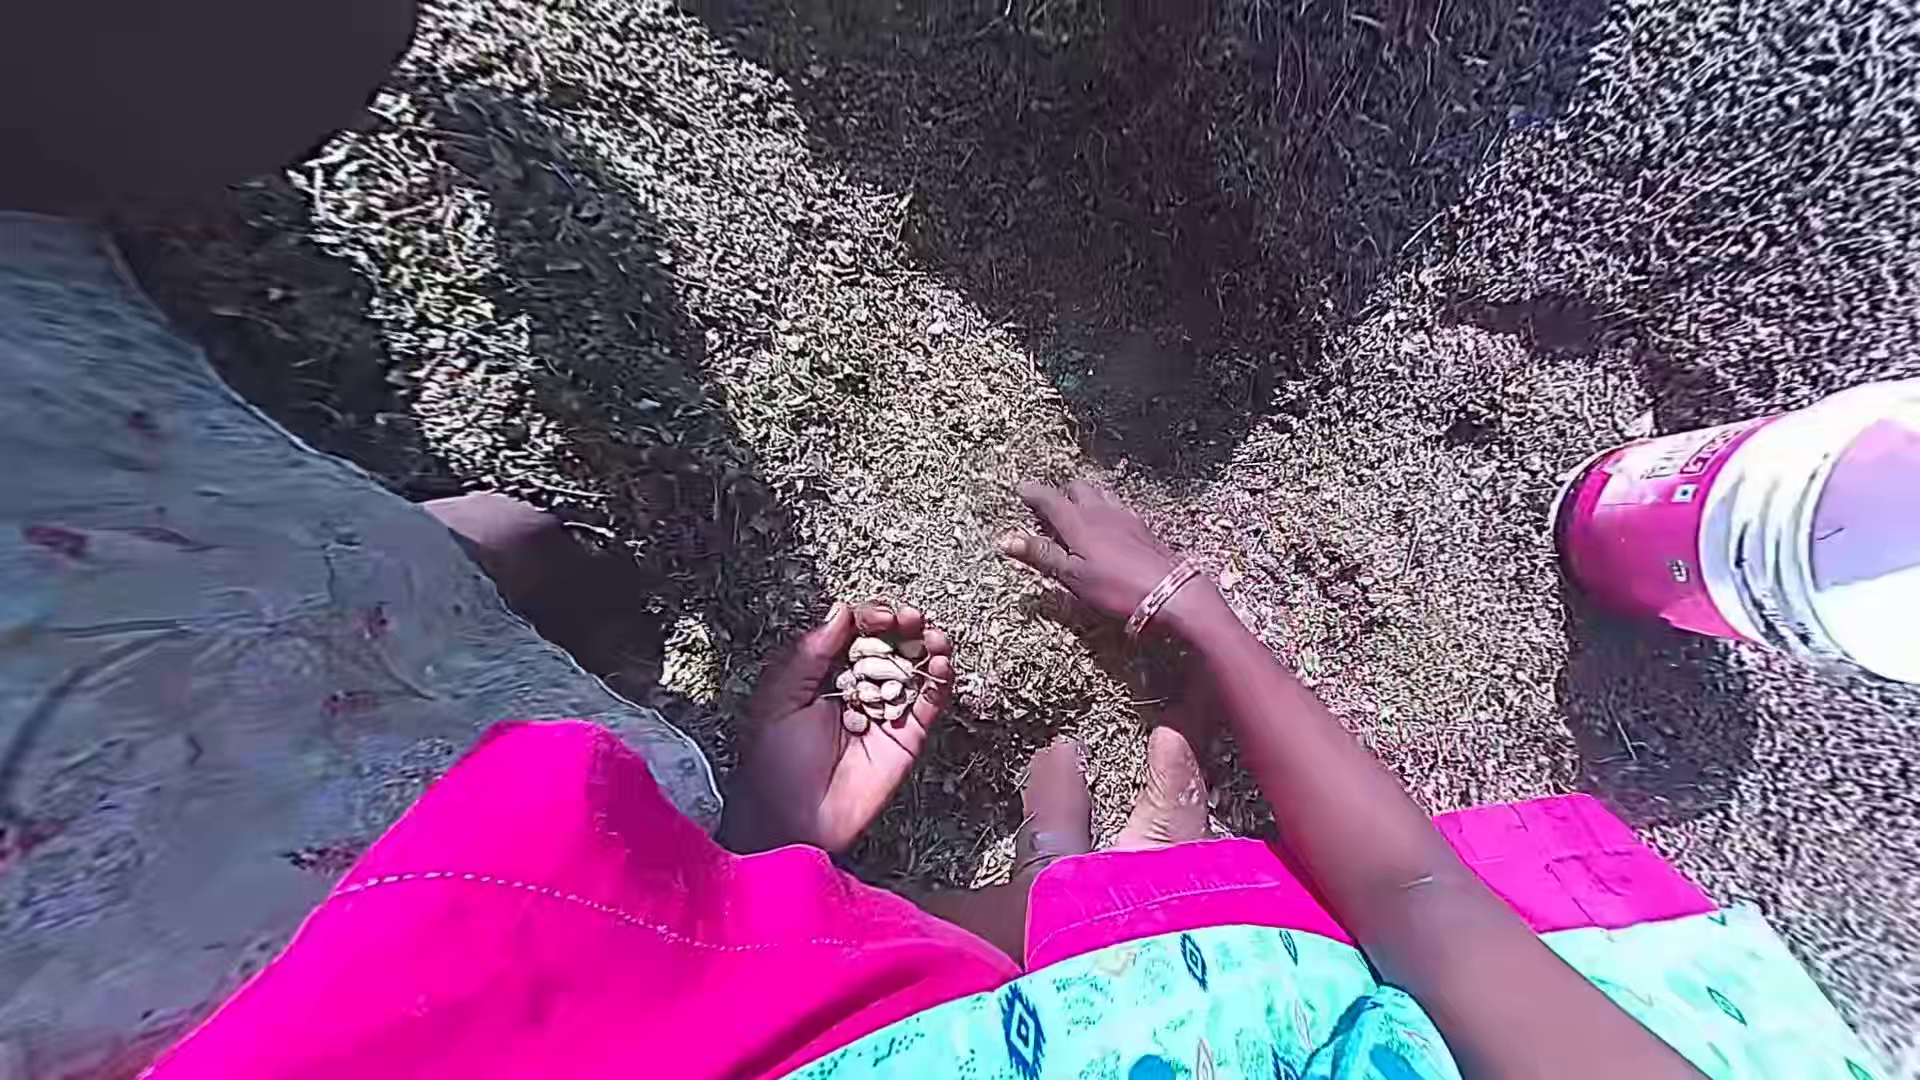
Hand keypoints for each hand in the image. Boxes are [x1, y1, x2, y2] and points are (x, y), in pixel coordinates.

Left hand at [720, 601, 952, 853]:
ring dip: (929, 646)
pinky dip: (939, 682)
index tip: (880, 615)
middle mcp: (861, 685)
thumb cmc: (773, 762)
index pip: (858, 632)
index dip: (873, 617)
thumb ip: (810, 653)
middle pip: (892, 644)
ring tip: (934, 636)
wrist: (790, 823)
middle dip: (905, 626)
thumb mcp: (778, 699)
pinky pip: (929, 704)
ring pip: (915, 669)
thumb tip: (842, 609)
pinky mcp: (907, 736)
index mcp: (828, 672)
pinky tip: (940, 664)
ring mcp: (887, 709)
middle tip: (911, 618)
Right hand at [997, 479, 1219, 631]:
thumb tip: (1006, 539)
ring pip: (1101, 495)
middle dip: (1062, 493)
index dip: (1034, 493)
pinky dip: (1107, 510)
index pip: (1050, 500)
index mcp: (1079, 523)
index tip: (1021, 489)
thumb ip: (1042, 555)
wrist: (1173, 594)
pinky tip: (1109, 526)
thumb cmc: (1117, 589)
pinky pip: (1119, 508)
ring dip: (1086, 498)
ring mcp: (1126, 518)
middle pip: (1078, 488)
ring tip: (1078, 512)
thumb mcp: (1072, 576)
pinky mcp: (1144, 529)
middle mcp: (1102, 512)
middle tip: (1050, 508)